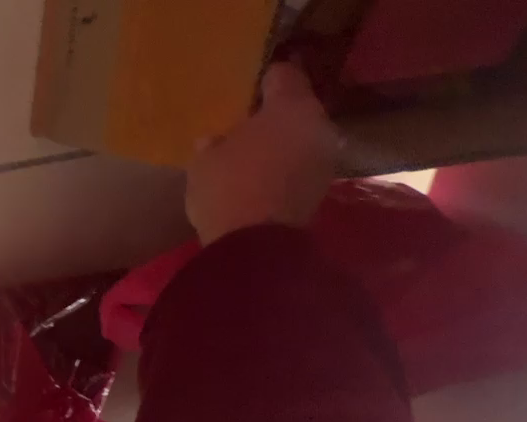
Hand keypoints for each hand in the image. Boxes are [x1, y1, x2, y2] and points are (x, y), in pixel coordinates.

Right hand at [187, 63, 338, 245]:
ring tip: (254, 159)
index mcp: (288, 106)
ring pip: (301, 138)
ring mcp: (324, 154)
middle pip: (296, 109)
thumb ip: (211, 145)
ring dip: (282, 145)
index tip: (249, 88)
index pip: (283, 75)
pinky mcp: (321, 184)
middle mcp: (316, 122)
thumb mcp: (202, 164)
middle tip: (247, 129)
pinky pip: (301, 165)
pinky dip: (285, 169)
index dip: (264, 79)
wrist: (253, 242)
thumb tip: (212, 139)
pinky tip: (263, 181)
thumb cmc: (226, 190)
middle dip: (274, 117)